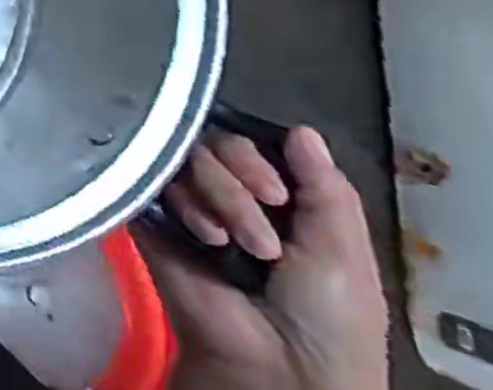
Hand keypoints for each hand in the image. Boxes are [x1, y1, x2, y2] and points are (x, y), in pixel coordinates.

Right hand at [142, 127, 389, 389]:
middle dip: (236, 183)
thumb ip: (325, 190)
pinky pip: (152, 182)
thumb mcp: (344, 252)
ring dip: (217, 200)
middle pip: (212, 146)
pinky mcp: (148, 213)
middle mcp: (225, 192)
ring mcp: (183, 202)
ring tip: (231, 244)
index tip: (275, 193)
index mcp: (274, 198)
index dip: (257, 157)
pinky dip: (184, 206)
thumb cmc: (325, 316)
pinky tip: (202, 237)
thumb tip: (302, 130)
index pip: (249, 145)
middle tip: (259, 232)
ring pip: (182, 160)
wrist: (275, 361)